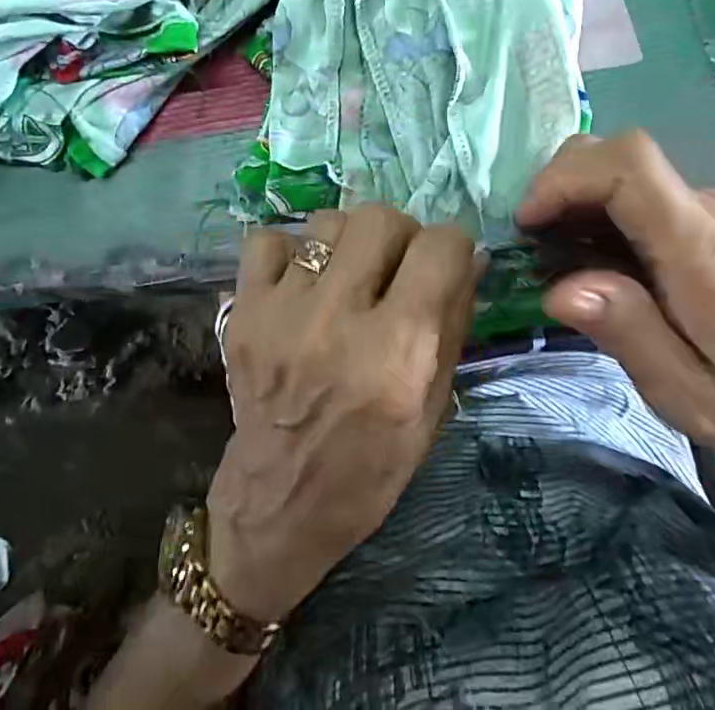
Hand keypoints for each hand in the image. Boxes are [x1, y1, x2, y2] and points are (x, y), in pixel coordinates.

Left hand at [208, 206, 476, 621]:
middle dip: (400, 236)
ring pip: (327, 221)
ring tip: (345, 276)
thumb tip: (469, 256)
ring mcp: (285, 311)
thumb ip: (454, 323)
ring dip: (347, 242)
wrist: (283, 495)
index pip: (441, 246)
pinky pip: (268, 241)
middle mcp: (341, 319)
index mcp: (400, 351)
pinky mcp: (245, 311)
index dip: (451, 248)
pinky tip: (298, 282)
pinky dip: (288, 252)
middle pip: (380, 218)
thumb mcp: (435, 405)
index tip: (442, 264)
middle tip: (394, 268)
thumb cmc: (373, 462)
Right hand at [517, 131, 714, 491]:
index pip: (630, 166)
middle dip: (561, 180)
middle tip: (532, 237)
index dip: (565, 177)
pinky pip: (643, 194)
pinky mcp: (712, 228)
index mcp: (704, 253)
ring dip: (577, 195)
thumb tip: (558, 289)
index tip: (528, 222)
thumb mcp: (688, 396)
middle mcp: (711, 217)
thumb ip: (628, 335)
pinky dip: (599, 207)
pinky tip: (588, 255)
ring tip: (550, 249)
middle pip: (623, 153)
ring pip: (629, 169)